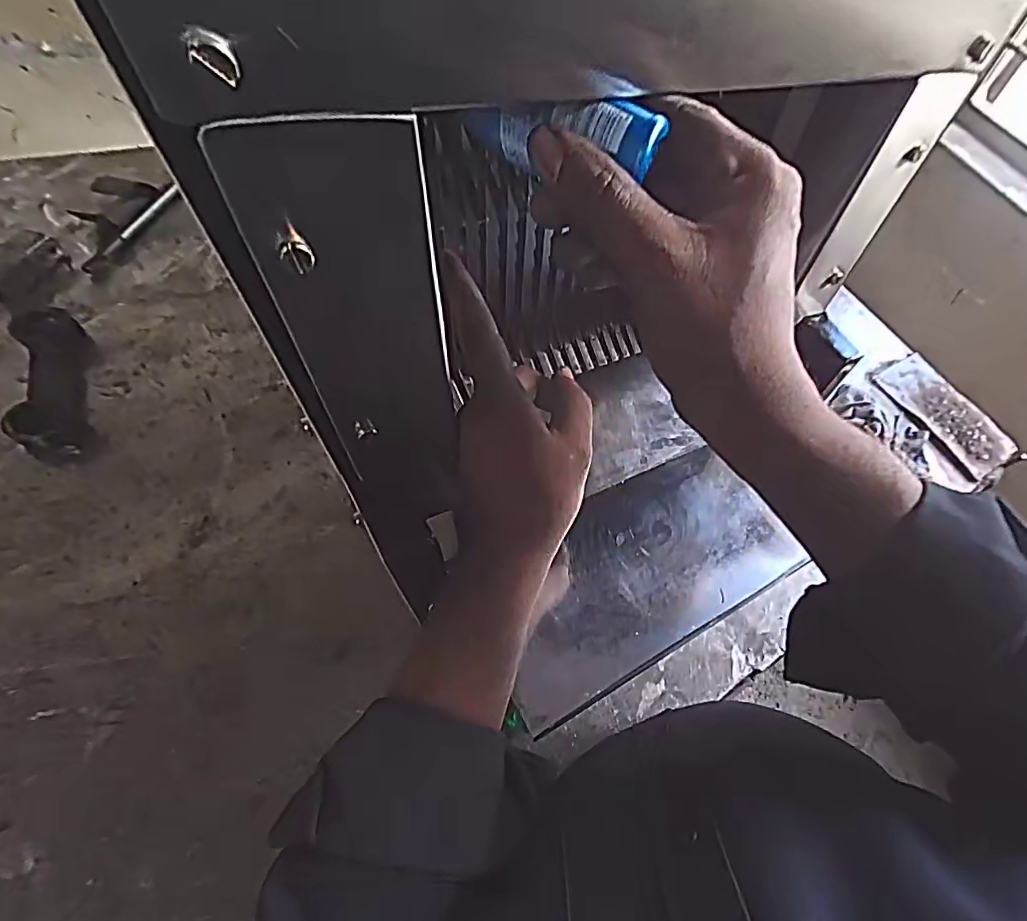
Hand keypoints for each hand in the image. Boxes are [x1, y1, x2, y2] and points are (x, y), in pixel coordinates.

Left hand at [443, 250, 592, 570]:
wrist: (510, 550)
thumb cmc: (542, 502)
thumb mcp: (576, 449)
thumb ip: (572, 402)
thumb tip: (562, 379)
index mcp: (500, 400)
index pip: (479, 333)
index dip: (465, 294)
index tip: (450, 264)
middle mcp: (474, 412)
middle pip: (502, 375)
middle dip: (529, 386)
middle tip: (555, 415)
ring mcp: (468, 435)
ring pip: (500, 403)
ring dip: (525, 414)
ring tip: (549, 451)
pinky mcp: (469, 455)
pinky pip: (495, 428)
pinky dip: (516, 434)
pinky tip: (536, 464)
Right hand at [529, 99, 920, 577]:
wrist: (739, 405)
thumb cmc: (725, 341)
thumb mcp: (655, 258)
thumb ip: (603, 199)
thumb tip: (558, 151)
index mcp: (750, 179)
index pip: (672, 122)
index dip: (614, 130)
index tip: (568, 143)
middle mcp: (739, 201)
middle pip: (653, 167)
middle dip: (598, 186)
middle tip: (556, 194)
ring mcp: (717, 239)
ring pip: (645, 208)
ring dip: (600, 222)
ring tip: (565, 235)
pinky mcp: (696, 272)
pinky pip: (649, 244)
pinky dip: (616, 252)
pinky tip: (589, 265)